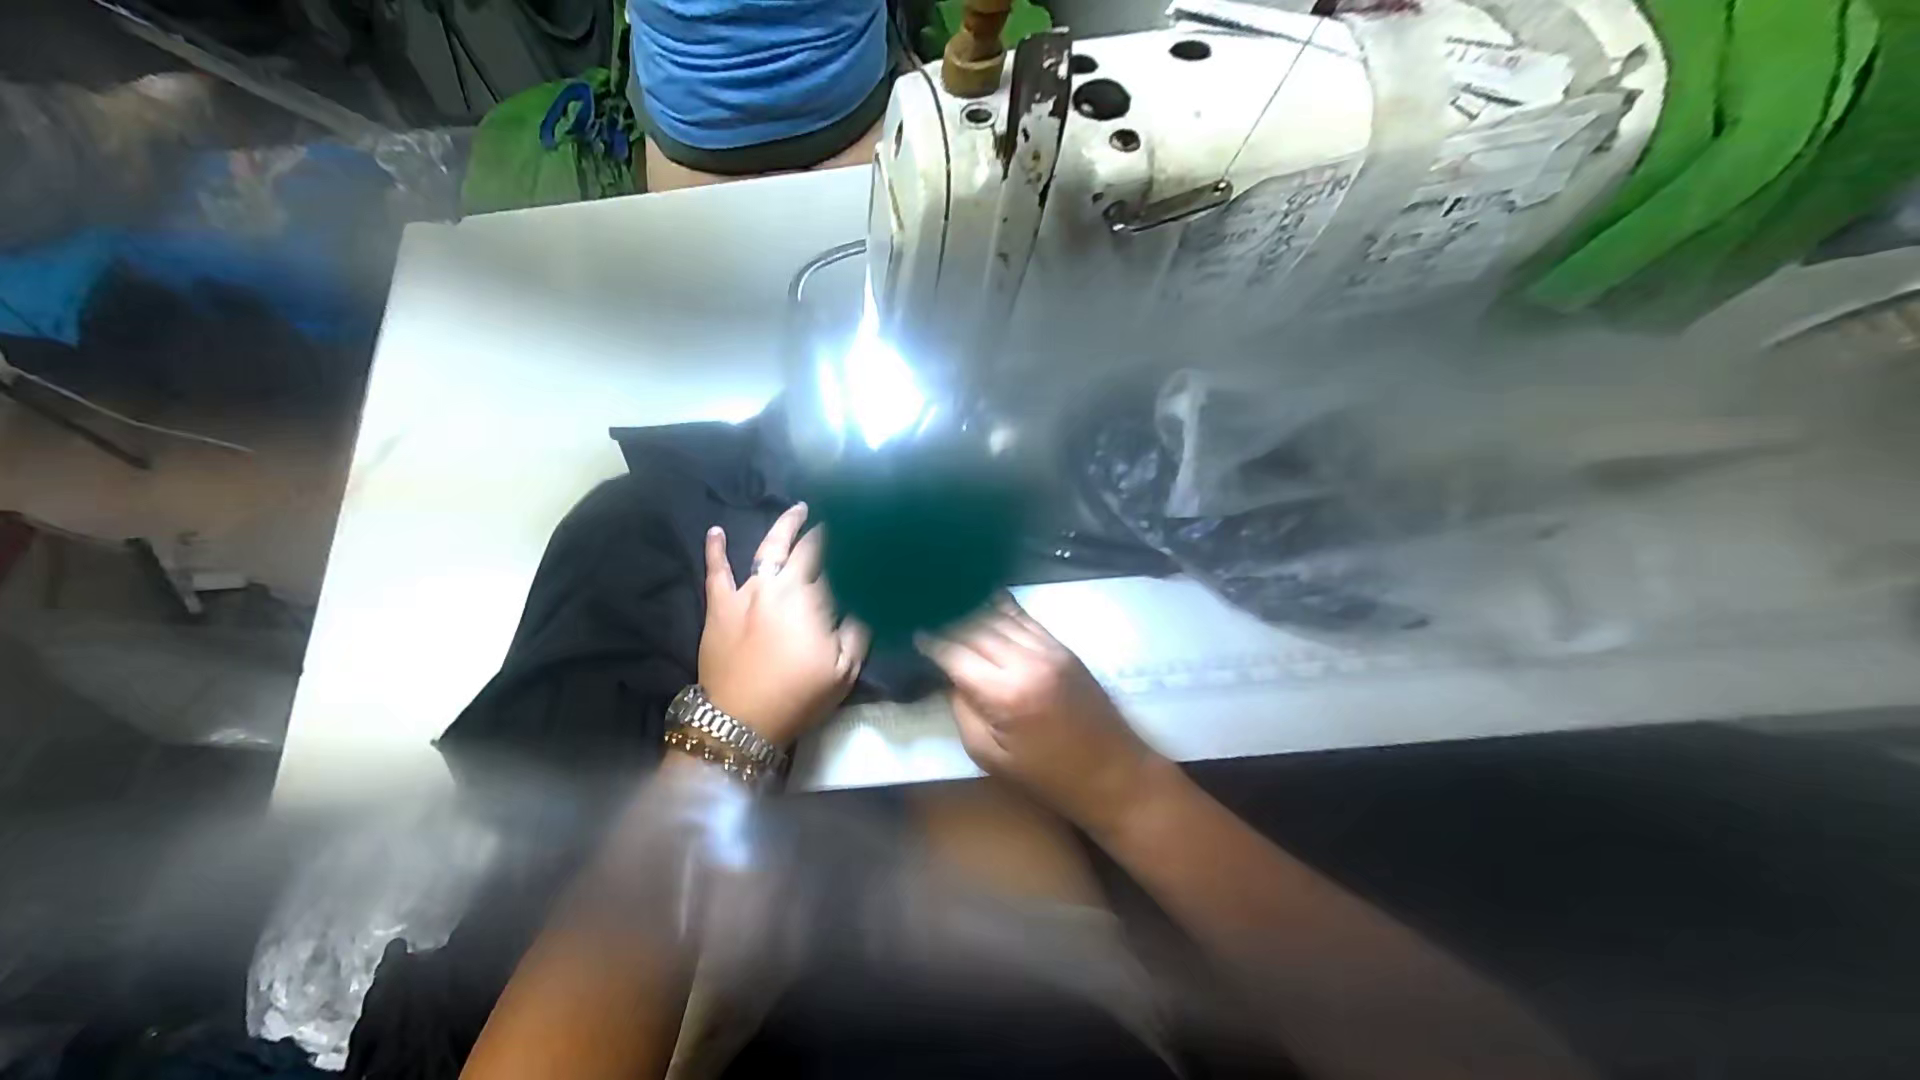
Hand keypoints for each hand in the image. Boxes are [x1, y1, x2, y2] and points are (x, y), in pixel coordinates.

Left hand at [699, 503, 869, 745]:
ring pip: (766, 550)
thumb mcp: (844, 669)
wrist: (740, 721)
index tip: (859, 534)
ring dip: (782, 528)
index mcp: (813, 600)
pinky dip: (714, 549)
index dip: (848, 547)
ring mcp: (747, 593)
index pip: (835, 564)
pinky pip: (715, 572)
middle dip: (820, 531)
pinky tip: (714, 531)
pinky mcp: (719, 606)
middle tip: (832, 517)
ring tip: (795, 510)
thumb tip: (866, 599)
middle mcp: (781, 587)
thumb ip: (857, 630)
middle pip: (803, 550)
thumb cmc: (798, 696)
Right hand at [918, 598, 1163, 833]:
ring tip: (948, 600)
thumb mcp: (990, 756)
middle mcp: (1026, 661)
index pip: (955, 653)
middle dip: (946, 620)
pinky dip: (1003, 607)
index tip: (911, 632)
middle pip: (975, 628)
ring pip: (1000, 616)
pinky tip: (986, 597)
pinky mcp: (1063, 648)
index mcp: (1004, 693)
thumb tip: (948, 676)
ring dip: (971, 607)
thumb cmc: (1046, 777)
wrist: (1113, 773)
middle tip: (924, 613)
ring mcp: (1048, 650)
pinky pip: (1026, 618)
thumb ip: (963, 710)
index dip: (930, 641)